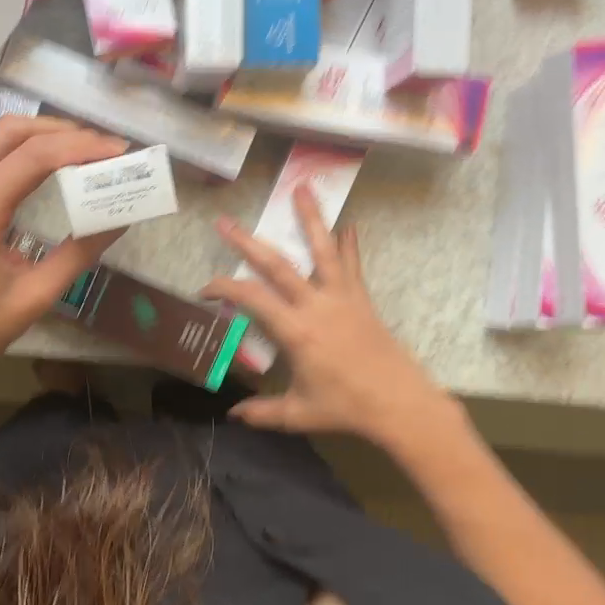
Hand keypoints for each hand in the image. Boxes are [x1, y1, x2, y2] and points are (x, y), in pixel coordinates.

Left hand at [0, 117, 129, 395]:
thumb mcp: (36, 295)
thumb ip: (79, 253)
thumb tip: (119, 219)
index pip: (32, 158)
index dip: (79, 147)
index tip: (117, 152)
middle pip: (10, 133)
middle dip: (62, 131)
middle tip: (103, 146)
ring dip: (40, 136)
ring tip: (83, 149)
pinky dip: (19, 152)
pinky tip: (48, 164)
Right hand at [202, 186, 455, 449]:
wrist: (399, 403)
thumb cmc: (346, 408)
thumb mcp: (298, 414)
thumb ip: (262, 412)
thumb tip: (233, 415)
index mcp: (296, 332)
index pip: (250, 299)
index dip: (223, 289)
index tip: (204, 290)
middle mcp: (316, 306)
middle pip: (277, 265)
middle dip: (247, 242)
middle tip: (225, 222)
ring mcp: (342, 298)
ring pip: (322, 250)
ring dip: (310, 218)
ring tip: (302, 188)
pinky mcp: (361, 301)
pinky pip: (352, 266)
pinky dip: (349, 245)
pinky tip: (348, 225)